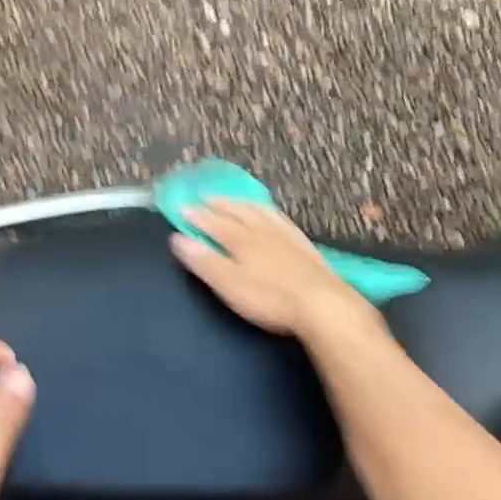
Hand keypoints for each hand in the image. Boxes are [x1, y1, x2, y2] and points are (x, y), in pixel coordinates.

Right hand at [170, 199, 380, 337]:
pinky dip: (271, 213)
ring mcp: (286, 236)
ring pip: (260, 212)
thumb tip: (178, 238)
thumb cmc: (270, 298)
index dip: (197, 216)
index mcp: (241, 240)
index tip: (182, 207)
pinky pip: (282, 220)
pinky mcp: (304, 245)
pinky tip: (272, 215)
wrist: (322, 303)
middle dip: (219, 204)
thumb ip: (204, 261)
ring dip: (244, 204)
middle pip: (237, 212)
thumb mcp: (229, 284)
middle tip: (205, 196)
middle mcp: (262, 231)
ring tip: (235, 200)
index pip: (214, 223)